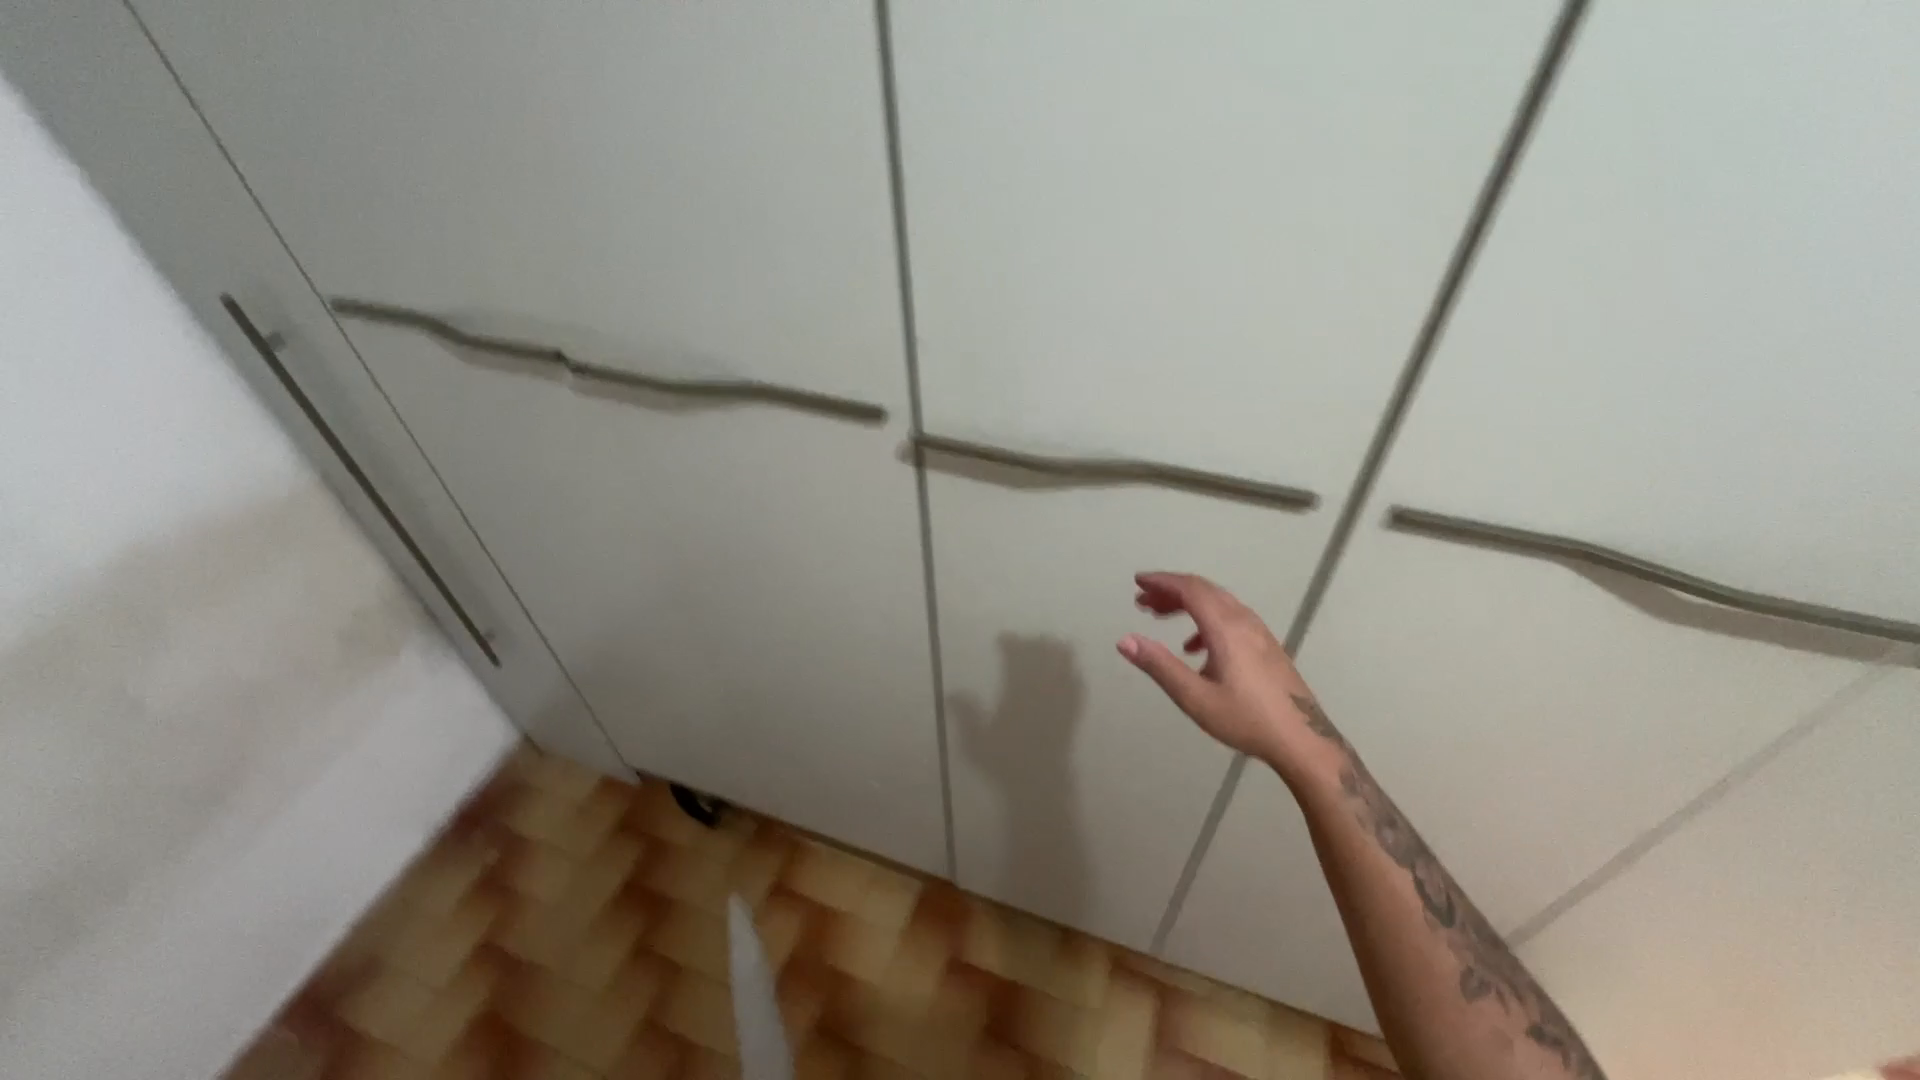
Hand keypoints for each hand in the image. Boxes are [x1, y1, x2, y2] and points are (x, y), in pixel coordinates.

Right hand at [1118, 571, 1338, 783]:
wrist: (1302, 740)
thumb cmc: (1246, 719)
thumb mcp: (1194, 697)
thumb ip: (1159, 666)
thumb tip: (1124, 640)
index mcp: (1226, 628)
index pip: (1190, 590)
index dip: (1162, 582)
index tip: (1137, 582)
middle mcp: (1244, 621)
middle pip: (1204, 590)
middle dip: (1170, 590)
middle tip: (1142, 601)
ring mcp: (1259, 632)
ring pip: (1218, 602)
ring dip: (1187, 602)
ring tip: (1160, 617)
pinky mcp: (1266, 645)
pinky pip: (1230, 617)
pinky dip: (1204, 619)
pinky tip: (1193, 646)